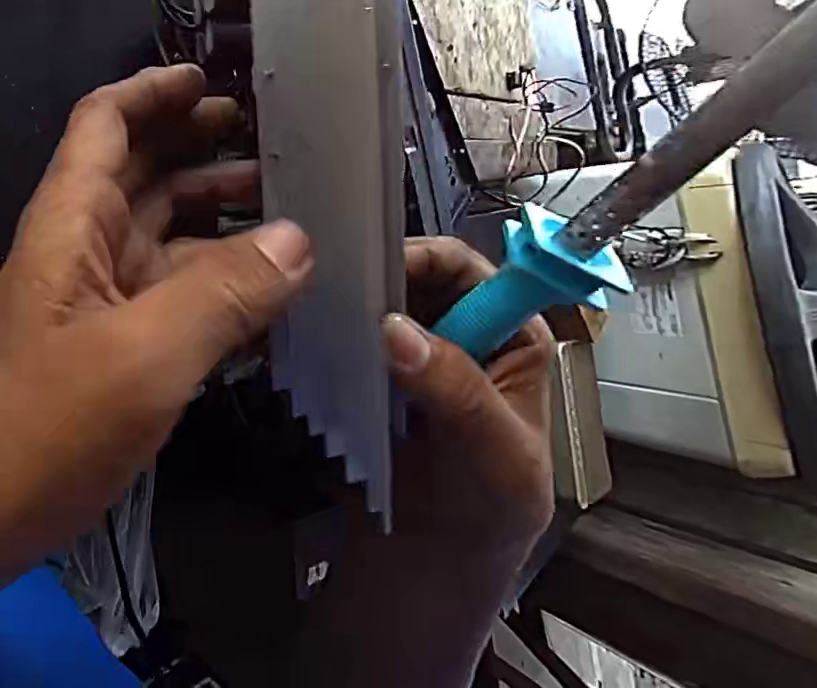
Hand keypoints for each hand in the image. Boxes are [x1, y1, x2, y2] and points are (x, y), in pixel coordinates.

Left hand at [0, 65, 313, 657]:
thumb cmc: (40, 429)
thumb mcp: (141, 358)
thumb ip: (222, 293)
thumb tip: (298, 240)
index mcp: (73, 220)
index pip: (104, 122)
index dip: (151, 90)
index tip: (207, 78)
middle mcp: (86, 242)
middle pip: (143, 167)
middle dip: (198, 141)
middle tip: (269, 133)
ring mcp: (104, 292)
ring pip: (166, 224)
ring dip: (217, 204)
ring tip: (286, 196)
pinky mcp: (120, 337)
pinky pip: (178, 283)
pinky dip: (220, 269)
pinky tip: (270, 280)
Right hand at [301, 238, 554, 687]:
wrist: (428, 559)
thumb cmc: (488, 511)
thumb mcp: (497, 457)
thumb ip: (459, 392)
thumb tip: (397, 330)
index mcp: (507, 332)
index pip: (467, 268)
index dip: (425, 258)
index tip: (377, 268)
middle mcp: (457, 327)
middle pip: (412, 275)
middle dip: (376, 277)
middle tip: (335, 286)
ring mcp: (408, 346)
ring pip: (374, 300)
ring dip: (347, 302)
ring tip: (315, 308)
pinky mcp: (369, 367)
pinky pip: (346, 333)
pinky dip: (329, 331)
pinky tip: (309, 336)